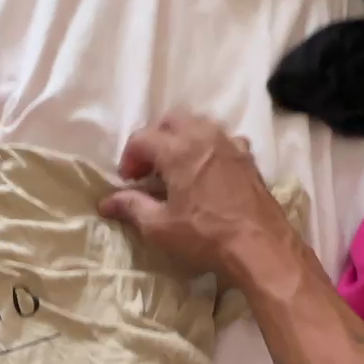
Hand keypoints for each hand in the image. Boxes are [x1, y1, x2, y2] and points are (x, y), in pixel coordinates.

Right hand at [98, 111, 301, 277]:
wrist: (257, 243)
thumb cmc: (203, 235)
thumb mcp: (159, 227)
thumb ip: (131, 207)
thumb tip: (106, 202)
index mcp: (178, 150)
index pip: (142, 138)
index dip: (128, 158)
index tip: (128, 182)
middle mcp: (204, 136)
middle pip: (170, 120)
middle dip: (153, 140)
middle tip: (148, 170)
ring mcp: (229, 142)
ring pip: (198, 123)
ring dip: (180, 139)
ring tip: (175, 168)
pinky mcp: (246, 155)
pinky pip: (221, 138)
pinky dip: (206, 146)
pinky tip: (204, 171)